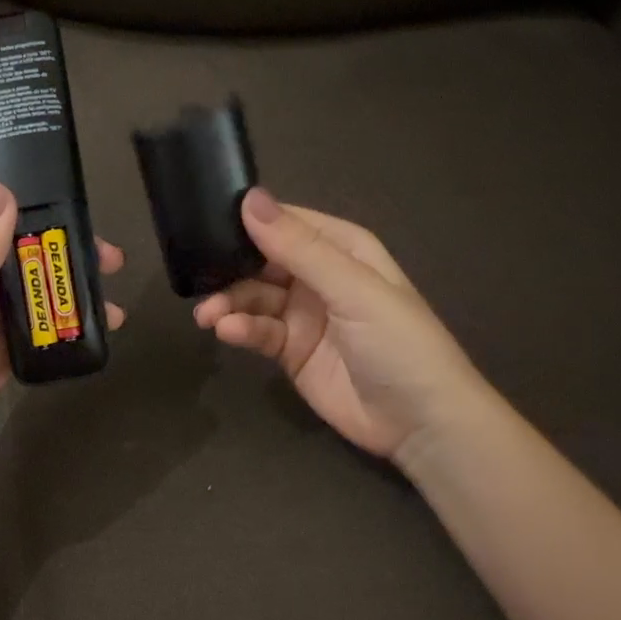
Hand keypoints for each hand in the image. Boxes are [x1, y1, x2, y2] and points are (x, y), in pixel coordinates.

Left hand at [0, 181, 125, 489]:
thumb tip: (2, 194)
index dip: (15, 189)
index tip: (63, 187)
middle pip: (17, 246)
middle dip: (62, 241)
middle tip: (109, 257)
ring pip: (31, 285)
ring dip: (68, 281)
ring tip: (112, 300)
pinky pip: (35, 324)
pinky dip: (64, 320)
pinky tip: (91, 331)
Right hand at [193, 188, 487, 457]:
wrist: (419, 421)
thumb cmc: (399, 343)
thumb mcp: (352, 289)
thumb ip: (299, 248)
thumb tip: (250, 199)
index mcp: (344, 249)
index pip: (288, 223)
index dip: (250, 222)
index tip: (206, 222)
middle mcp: (321, 277)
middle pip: (263, 262)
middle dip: (231, 269)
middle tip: (201, 281)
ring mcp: (304, 316)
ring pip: (254, 298)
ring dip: (230, 304)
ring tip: (209, 317)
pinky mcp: (291, 351)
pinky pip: (258, 331)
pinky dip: (240, 330)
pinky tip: (228, 332)